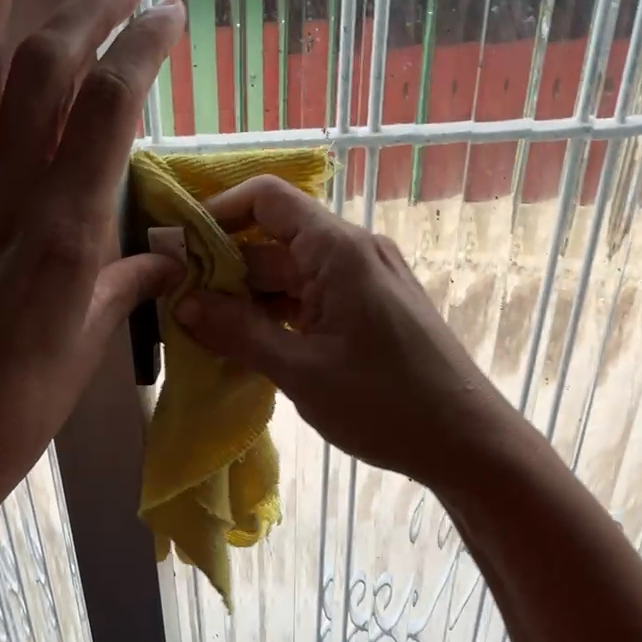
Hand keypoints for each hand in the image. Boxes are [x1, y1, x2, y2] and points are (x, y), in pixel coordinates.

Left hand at [0, 0, 184, 514]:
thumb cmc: (23, 408)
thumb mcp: (89, 342)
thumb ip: (125, 284)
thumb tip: (169, 258)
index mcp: (66, 229)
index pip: (112, 110)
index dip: (143, 50)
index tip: (169, 12)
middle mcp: (7, 197)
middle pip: (45, 72)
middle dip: (88, 10)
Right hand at [171, 176, 504, 489]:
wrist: (465, 441)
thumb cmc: (385, 404)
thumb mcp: (301, 370)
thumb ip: (238, 332)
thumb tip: (183, 304)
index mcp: (338, 251)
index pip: (266, 200)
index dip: (217, 214)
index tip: (177, 248)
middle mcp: (352, 254)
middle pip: (272, 242)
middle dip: (223, 269)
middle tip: (176, 306)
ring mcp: (364, 283)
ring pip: (289, 276)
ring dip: (247, 300)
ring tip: (202, 333)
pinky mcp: (370, 312)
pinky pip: (311, 301)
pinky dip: (276, 318)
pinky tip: (246, 348)